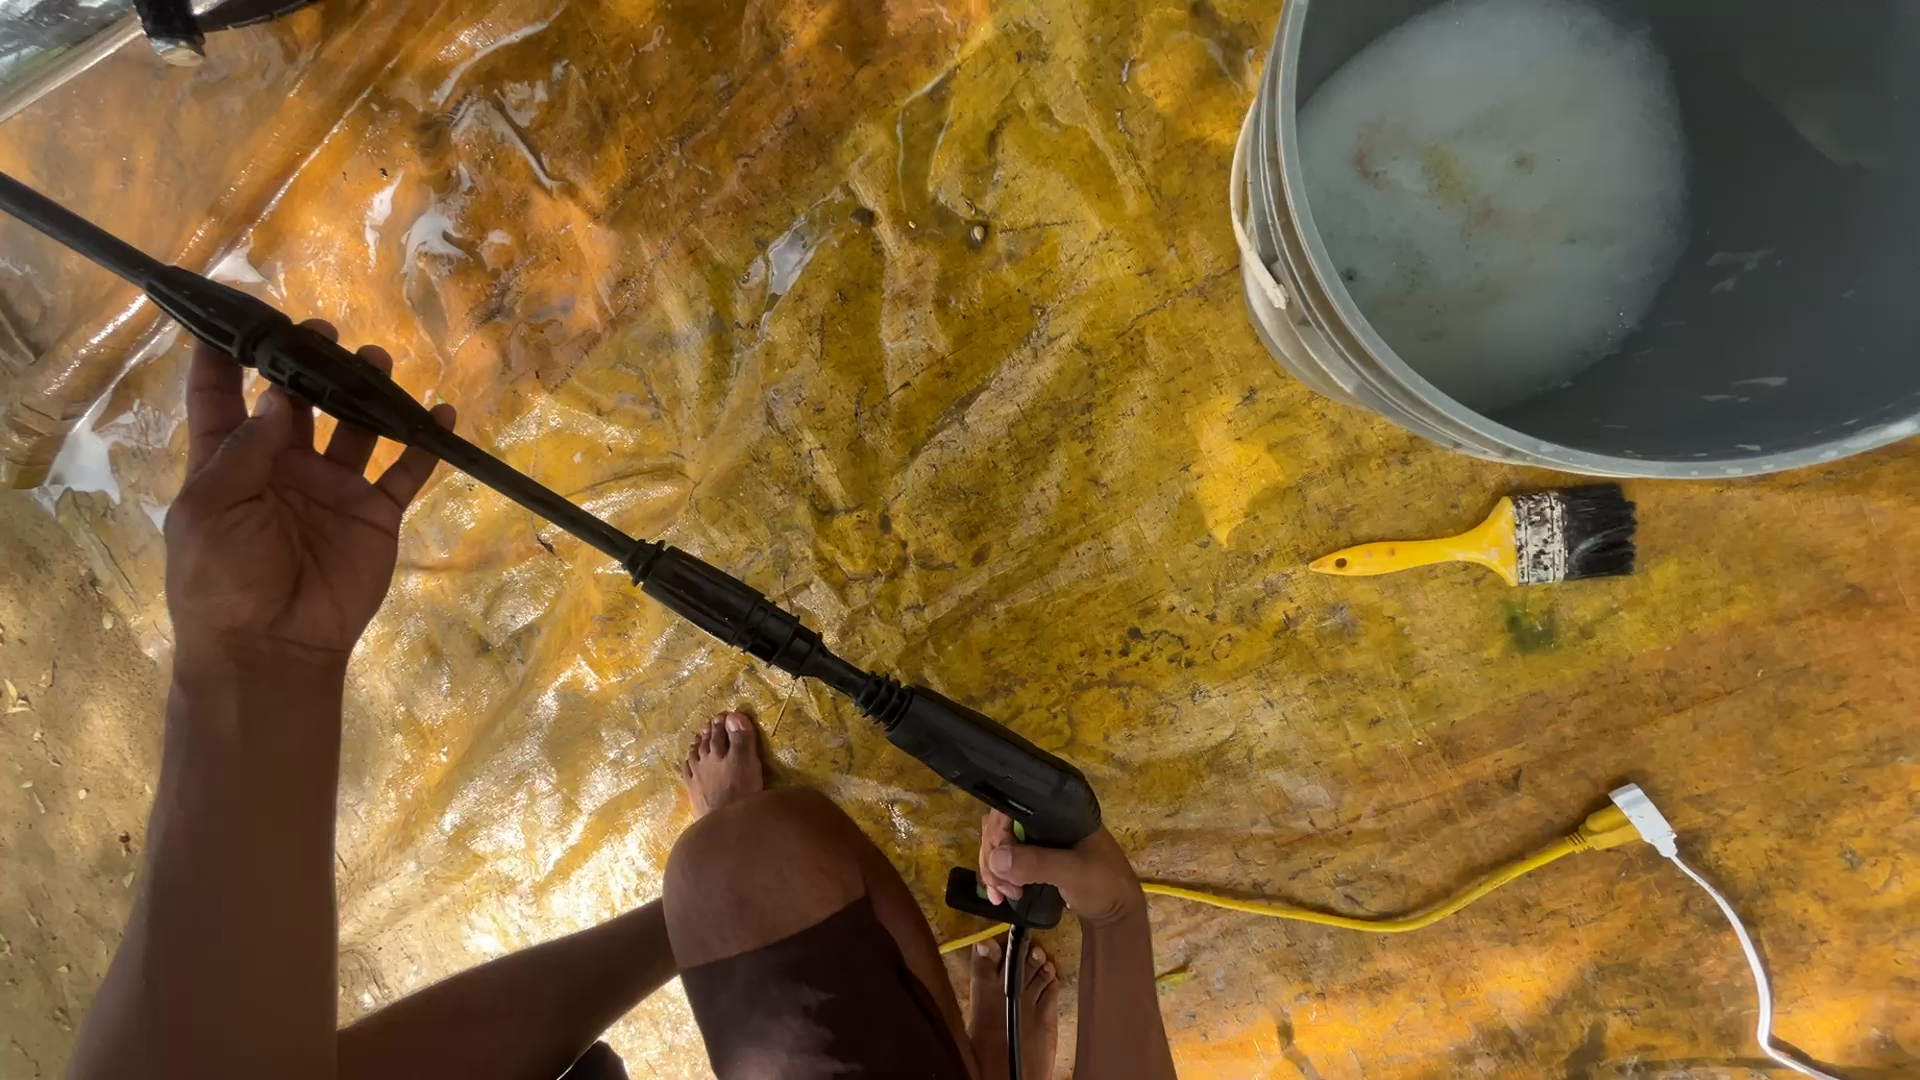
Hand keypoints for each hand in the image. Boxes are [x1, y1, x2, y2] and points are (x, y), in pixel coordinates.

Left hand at [165, 324, 453, 663]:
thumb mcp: (211, 508)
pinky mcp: (379, 512)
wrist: (275, 638)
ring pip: (357, 428)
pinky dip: (425, 446)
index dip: (221, 358)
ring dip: (367, 395)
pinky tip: (439, 417)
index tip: (233, 316)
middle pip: (300, 403)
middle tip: (326, 333)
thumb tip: (279, 396)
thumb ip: (248, 452)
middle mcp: (285, 465)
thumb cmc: (223, 575)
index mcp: (231, 461)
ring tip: (379, 362)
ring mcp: (337, 488)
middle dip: (310, 366)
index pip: (221, 398)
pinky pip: (407, 471)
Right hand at [978, 810, 1146, 927]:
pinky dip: (998, 876)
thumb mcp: (1074, 873)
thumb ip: (1037, 863)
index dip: (998, 831)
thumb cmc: (1104, 885)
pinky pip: (1007, 859)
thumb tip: (996, 858)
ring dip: (994, 869)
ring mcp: (1039, 839)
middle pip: (1001, 825)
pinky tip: (999, 895)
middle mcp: (1044, 819)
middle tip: (1002, 886)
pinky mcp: (1036, 857)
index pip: (1012, 806)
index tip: (998, 862)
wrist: (1116, 915)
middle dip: (993, 856)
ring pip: (1000, 844)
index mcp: (1056, 810)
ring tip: (1003, 894)